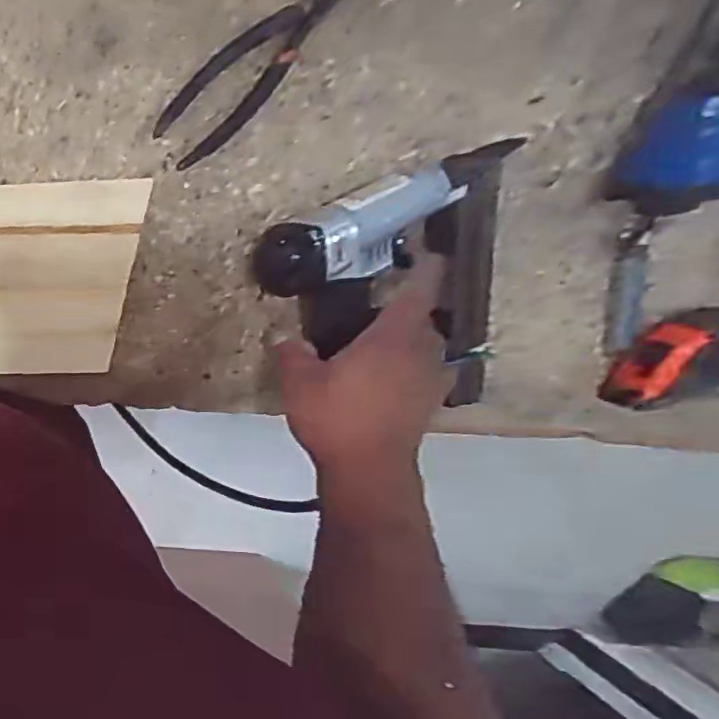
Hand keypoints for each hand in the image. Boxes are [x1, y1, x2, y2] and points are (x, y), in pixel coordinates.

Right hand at [276, 253, 452, 480]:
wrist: (368, 469)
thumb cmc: (337, 418)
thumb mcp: (300, 384)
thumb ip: (293, 354)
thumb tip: (286, 339)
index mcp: (395, 334)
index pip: (421, 285)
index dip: (425, 263)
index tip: (422, 249)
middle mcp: (423, 349)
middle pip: (423, 317)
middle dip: (403, 312)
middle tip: (371, 316)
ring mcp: (432, 377)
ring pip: (427, 346)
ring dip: (409, 342)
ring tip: (377, 350)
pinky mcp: (431, 403)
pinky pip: (426, 373)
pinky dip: (413, 370)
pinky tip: (390, 381)